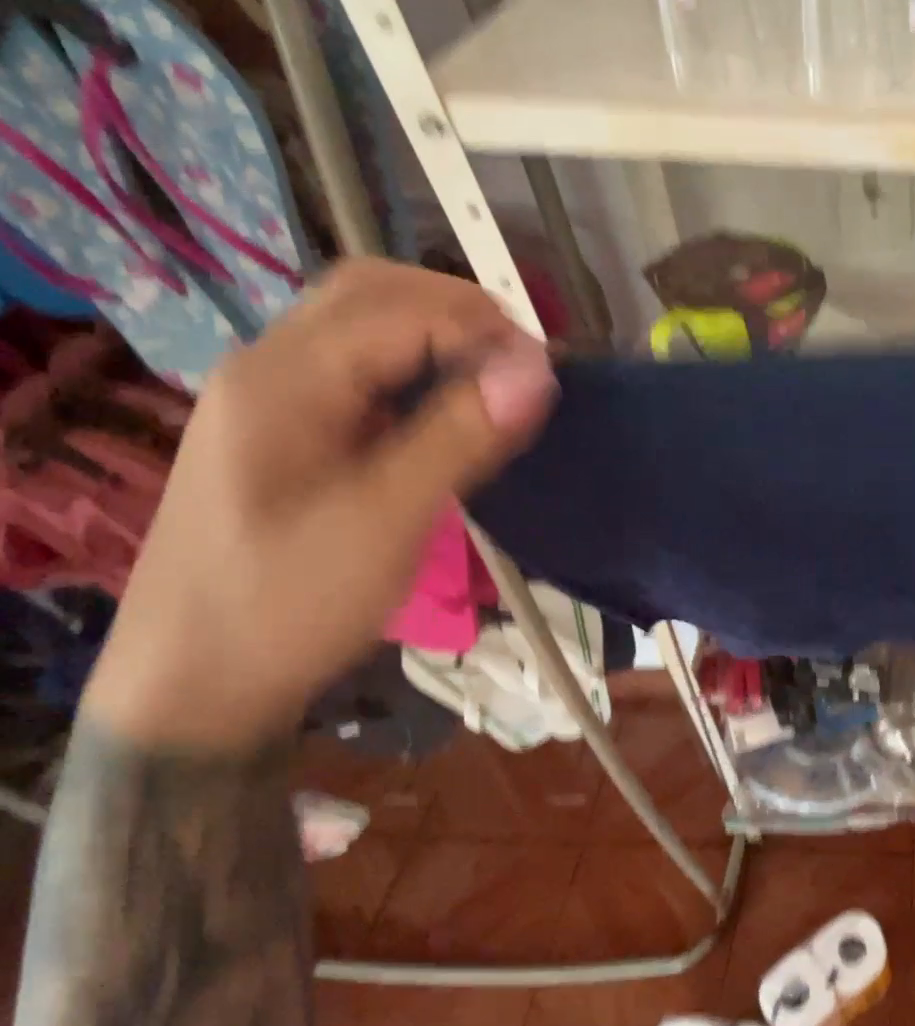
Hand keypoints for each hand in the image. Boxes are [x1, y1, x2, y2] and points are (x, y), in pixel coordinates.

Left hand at [82, 259, 556, 747]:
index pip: (401, 310)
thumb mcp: (386, 522)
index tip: (553, 375)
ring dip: (440, 335)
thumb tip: (538, 370)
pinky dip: (417, 368)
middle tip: (528, 366)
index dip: (486, 328)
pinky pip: (358, 369)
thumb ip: (460, 437)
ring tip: (502, 383)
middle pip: (372, 292)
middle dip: (461, 312)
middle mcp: (270, 368)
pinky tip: (451, 411)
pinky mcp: (286, 431)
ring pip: (364, 325)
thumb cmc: (290, 603)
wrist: (197, 681)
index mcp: (285, 380)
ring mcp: (272, 398)